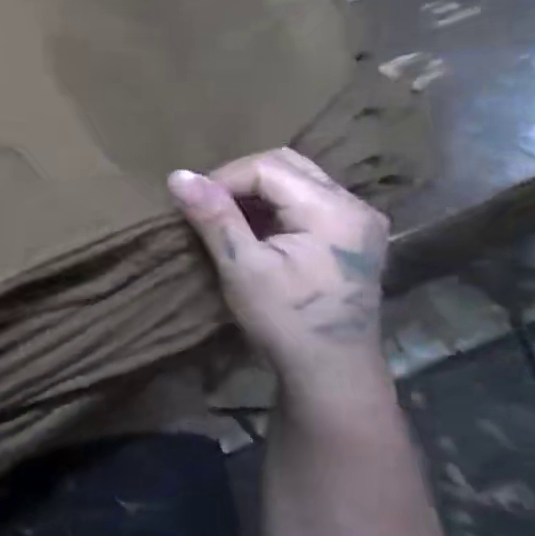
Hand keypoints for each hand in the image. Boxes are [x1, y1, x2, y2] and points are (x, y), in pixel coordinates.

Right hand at [167, 148, 389, 389]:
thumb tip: (177, 175)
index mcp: (333, 210)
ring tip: (224, 220)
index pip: (268, 167)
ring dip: (253, 193)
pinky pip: (304, 202)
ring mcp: (357, 222)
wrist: (331, 369)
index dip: (222, 179)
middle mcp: (355, 206)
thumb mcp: (241, 266)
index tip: (193, 207)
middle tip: (207, 208)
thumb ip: (213, 216)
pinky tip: (252, 231)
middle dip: (238, 180)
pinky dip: (270, 208)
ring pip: (296, 181)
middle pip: (287, 165)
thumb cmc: (284, 319)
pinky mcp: (350, 237)